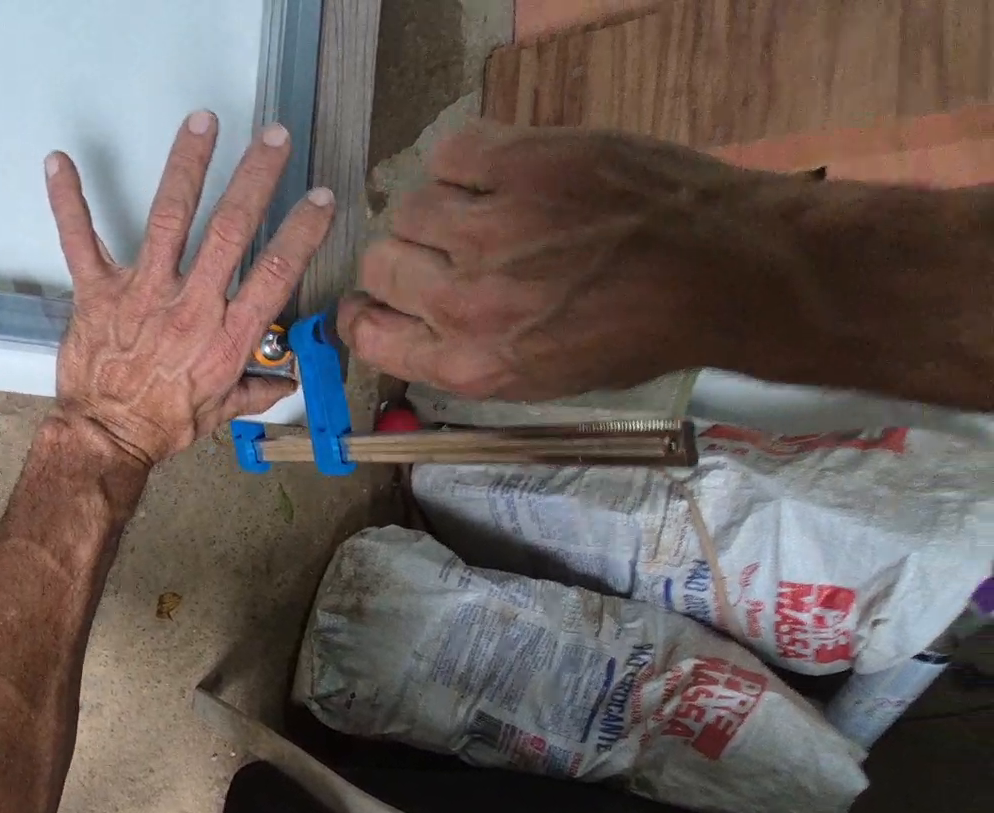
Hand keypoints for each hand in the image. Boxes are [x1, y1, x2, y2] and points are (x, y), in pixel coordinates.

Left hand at [45, 111, 335, 465]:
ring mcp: (140, 295)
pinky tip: (60, 163)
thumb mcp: (219, 413)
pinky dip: (68, 201)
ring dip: (187, 166)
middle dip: (255, 179)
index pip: (274, 274)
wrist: (104, 437)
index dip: (301, 233)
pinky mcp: (97, 294)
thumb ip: (254, 390)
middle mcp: (188, 307)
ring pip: (168, 220)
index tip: (318, 198)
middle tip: (273, 137)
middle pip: (230, 231)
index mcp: (225, 337)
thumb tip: (286, 383)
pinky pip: (80, 241)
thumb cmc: (161, 426)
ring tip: (203, 122)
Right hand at [341, 121, 818, 399]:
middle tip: (443, 251)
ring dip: (435, 210)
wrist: (728, 273)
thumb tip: (389, 323)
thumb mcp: (527, 379)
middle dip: (402, 260)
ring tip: (478, 210)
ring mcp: (494, 230)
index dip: (362, 313)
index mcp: (465, 362)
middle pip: (378, 265)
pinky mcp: (528, 165)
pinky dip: (463, 162)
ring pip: (408, 208)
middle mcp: (466, 302)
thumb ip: (449, 356)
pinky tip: (494, 175)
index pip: (363, 333)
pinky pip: (449, 153)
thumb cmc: (627, 336)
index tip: (377, 300)